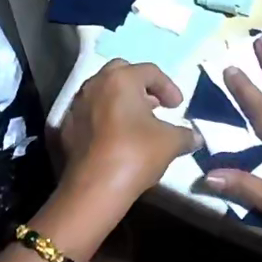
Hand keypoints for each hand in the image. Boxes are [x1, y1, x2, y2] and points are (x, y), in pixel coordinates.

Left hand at [59, 59, 198, 197]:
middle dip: (140, 86)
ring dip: (121, 101)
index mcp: (121, 79)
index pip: (150, 72)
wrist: (94, 189)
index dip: (169, 87)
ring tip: (137, 122)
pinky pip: (91, 113)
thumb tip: (194, 137)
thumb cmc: (136, 153)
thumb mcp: (171, 142)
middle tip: (155, 105)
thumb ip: (185, 134)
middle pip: (122, 73)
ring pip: (103, 93)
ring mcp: (77, 106)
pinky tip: (117, 138)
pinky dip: (105, 118)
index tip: (177, 106)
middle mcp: (95, 85)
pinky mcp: (67, 128)